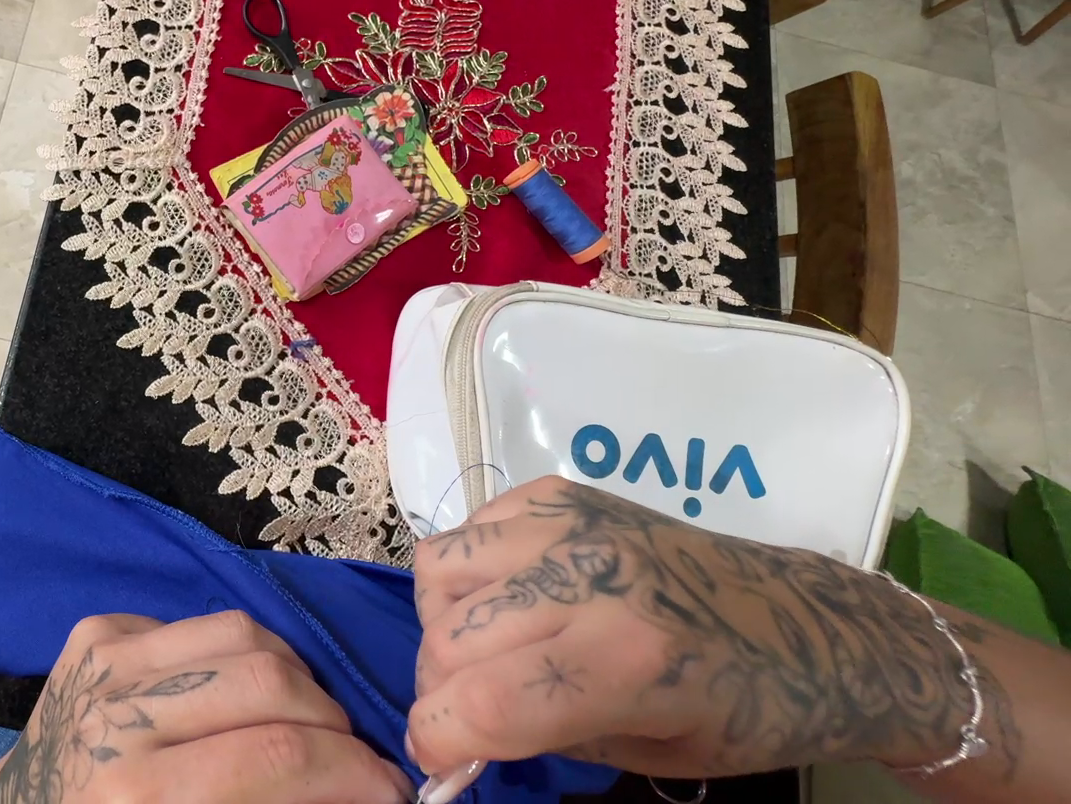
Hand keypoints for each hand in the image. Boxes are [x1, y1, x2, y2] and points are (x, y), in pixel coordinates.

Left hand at [0, 611, 412, 803]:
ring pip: (241, 632)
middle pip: (267, 680)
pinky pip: (197, 622)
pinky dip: (239, 654)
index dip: (353, 770)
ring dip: (296, 676)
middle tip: (356, 755)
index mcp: (142, 791)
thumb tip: (359, 788)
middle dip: (334, 721)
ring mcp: (105, 657)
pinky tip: (244, 691)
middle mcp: (121, 710)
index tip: (394, 789)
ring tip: (310, 718)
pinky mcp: (98, 631)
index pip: (278, 754)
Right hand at [405, 476, 1017, 782]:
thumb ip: (545, 733)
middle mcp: (586, 576)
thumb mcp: (654, 754)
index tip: (432, 755)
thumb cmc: (747, 711)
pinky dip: (467, 569)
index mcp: (628, 660)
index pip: (486, 702)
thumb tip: (458, 728)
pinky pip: (469, 527)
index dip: (437, 736)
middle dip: (436, 687)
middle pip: (450, 637)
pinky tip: (506, 593)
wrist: (815, 625)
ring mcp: (567, 522)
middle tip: (458, 708)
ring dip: (440, 618)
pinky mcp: (556, 491)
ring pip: (439, 566)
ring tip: (475, 641)